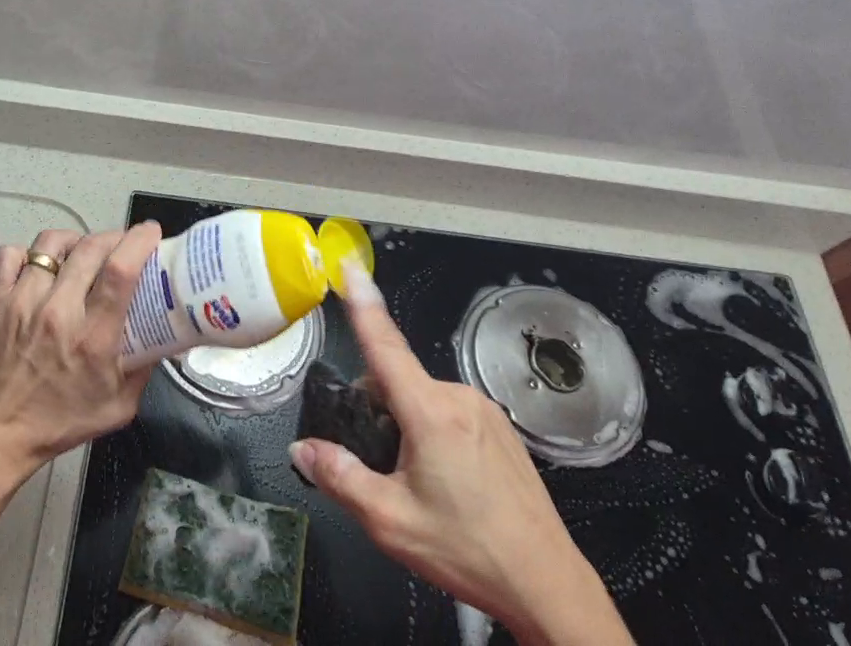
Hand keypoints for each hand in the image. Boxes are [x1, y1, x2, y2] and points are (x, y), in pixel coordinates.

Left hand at [0, 223, 163, 478]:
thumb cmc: (62, 421)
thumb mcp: (120, 406)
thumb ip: (145, 368)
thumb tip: (166, 335)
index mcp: (93, 337)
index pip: (120, 270)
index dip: (139, 241)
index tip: (151, 232)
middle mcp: (57, 311)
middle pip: (90, 248)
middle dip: (114, 236)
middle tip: (123, 245)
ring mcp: (22, 302)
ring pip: (51, 244)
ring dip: (75, 241)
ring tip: (82, 253)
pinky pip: (10, 254)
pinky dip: (29, 253)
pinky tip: (41, 266)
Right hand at [289, 265, 632, 645]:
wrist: (547, 583)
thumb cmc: (467, 550)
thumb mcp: (389, 520)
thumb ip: (340, 477)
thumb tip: (304, 448)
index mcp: (431, 413)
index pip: (385, 346)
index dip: (363, 305)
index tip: (350, 267)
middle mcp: (461, 400)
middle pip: (397, 382)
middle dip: (376, 412)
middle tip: (379, 468)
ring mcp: (487, 413)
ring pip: (422, 400)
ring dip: (404, 425)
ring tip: (415, 484)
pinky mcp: (503, 431)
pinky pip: (450, 414)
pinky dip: (432, 433)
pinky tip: (445, 483)